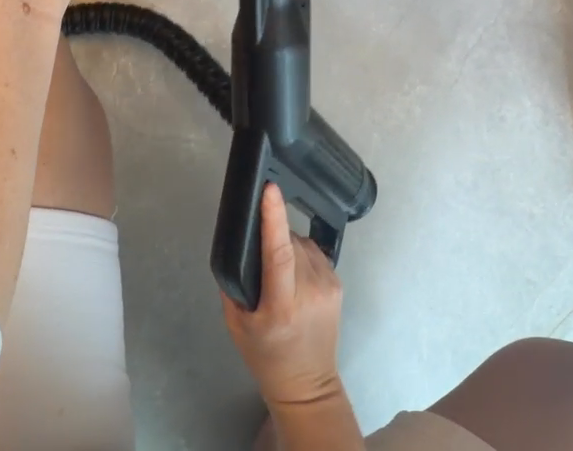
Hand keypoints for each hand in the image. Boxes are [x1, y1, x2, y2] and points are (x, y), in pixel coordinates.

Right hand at [223, 183, 346, 406]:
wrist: (308, 384)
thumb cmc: (265, 356)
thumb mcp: (237, 324)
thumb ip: (234, 284)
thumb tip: (238, 245)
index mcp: (281, 305)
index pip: (279, 253)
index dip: (274, 218)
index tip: (270, 189)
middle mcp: (310, 291)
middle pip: (289, 241)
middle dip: (272, 235)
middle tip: (258, 255)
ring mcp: (329, 285)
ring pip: (302, 243)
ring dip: (287, 243)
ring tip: (277, 269)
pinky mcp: (338, 283)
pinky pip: (314, 252)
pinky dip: (300, 253)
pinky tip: (294, 273)